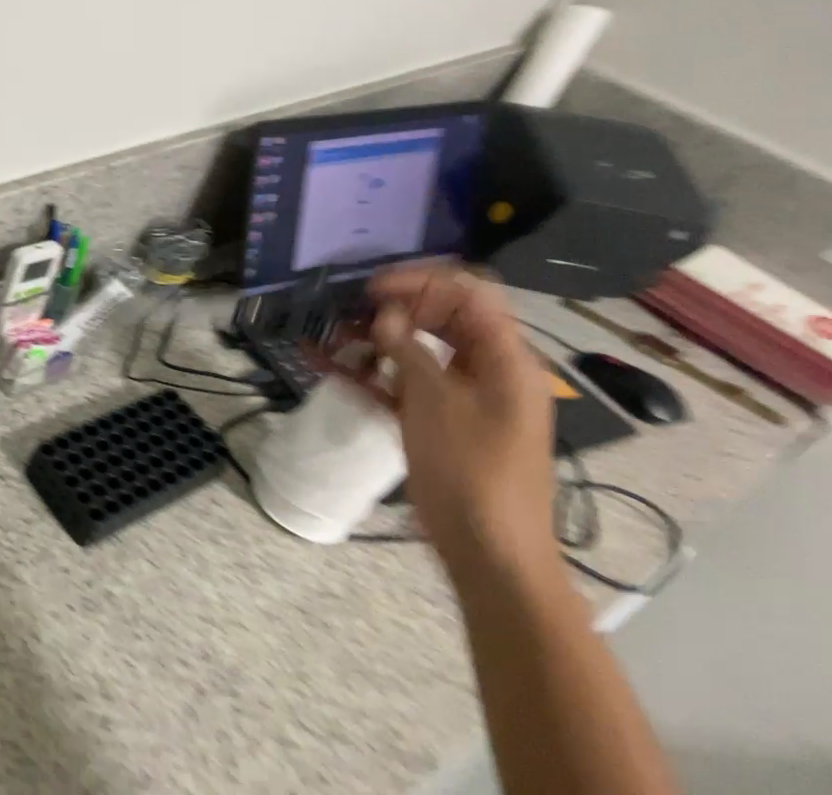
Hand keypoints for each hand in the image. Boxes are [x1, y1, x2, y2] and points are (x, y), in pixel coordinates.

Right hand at [344, 263, 558, 565]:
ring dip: (374, 342)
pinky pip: (404, 385)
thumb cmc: (472, 472)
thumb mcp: (436, 404)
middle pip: (442, 320)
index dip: (422, 281)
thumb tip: (387, 315)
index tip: (371, 289)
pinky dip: (372, 375)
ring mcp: (462, 396)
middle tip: (344, 313)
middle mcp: (487, 369)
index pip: (470, 294)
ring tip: (327, 339)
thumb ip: (410, 352)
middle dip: (392, 310)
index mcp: (505, 358)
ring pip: (417, 352)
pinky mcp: (439, 421)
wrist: (489, 550)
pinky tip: (331, 368)